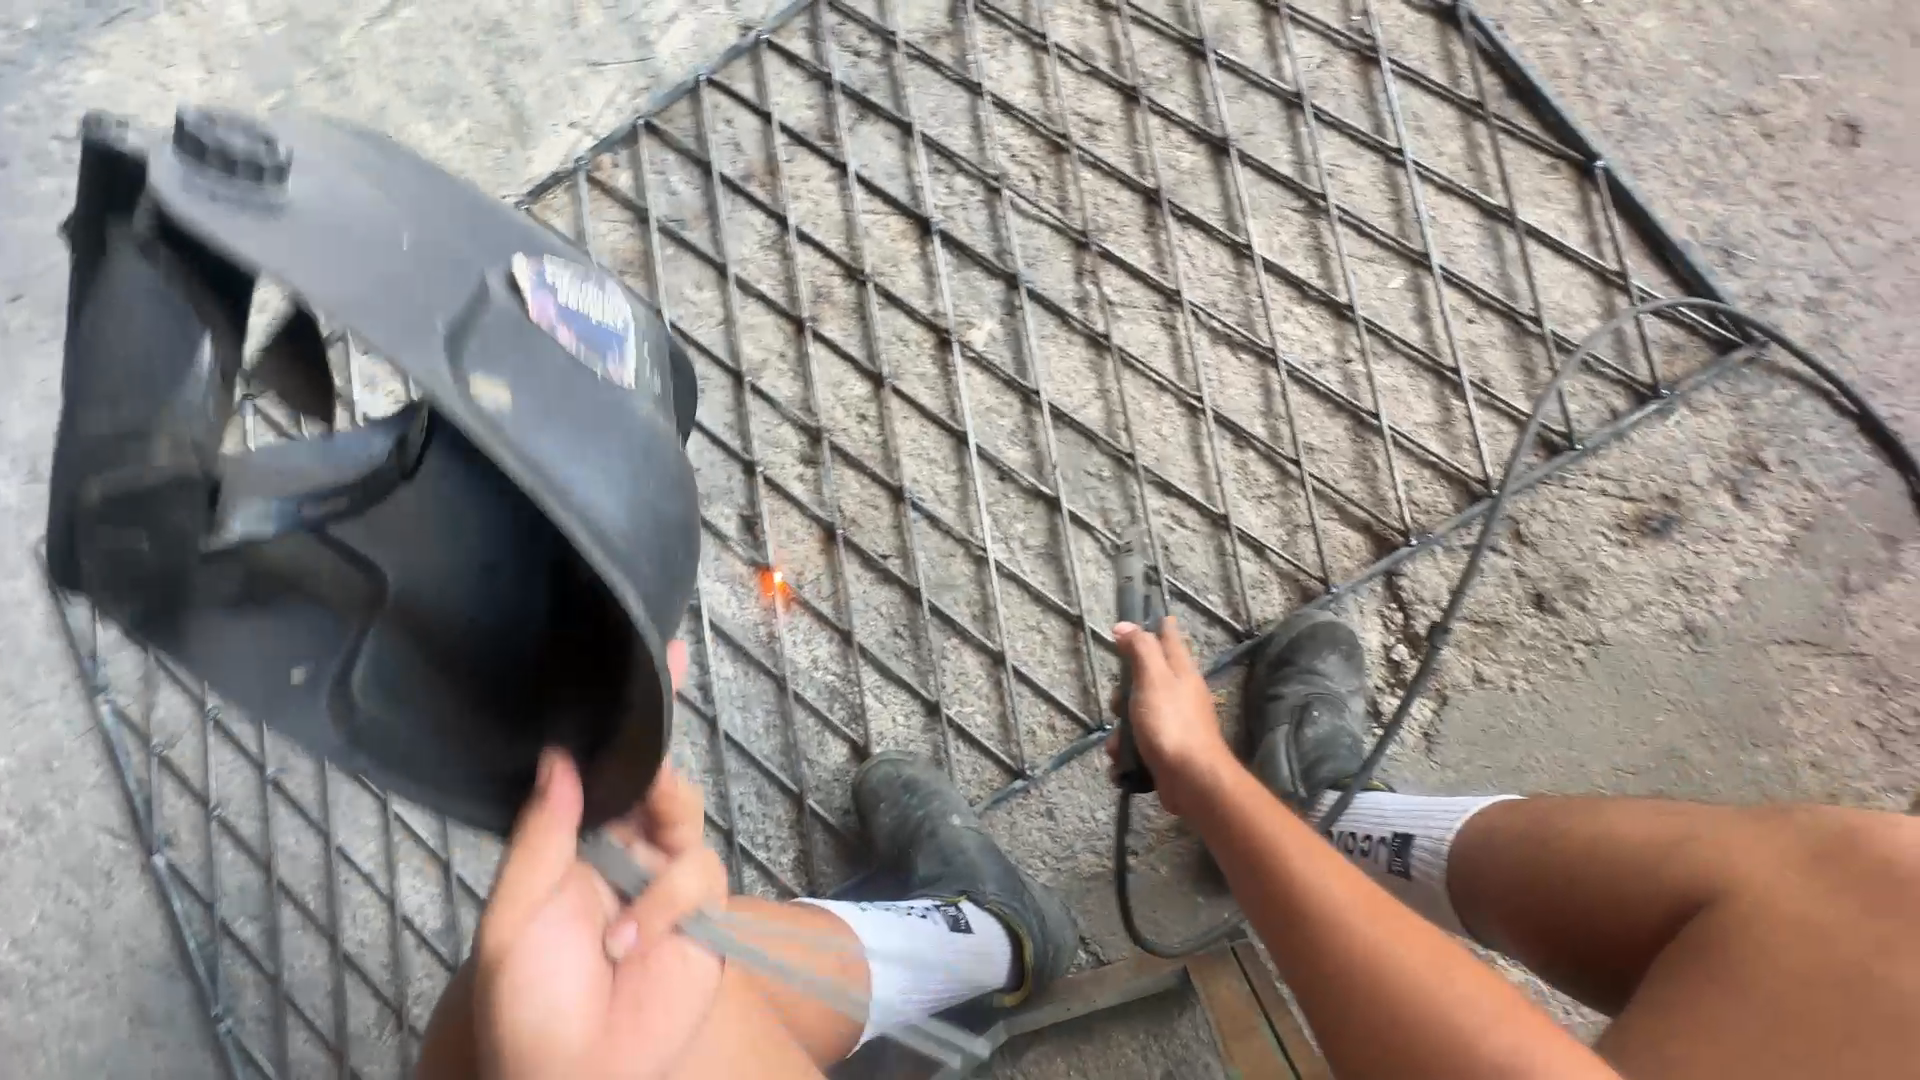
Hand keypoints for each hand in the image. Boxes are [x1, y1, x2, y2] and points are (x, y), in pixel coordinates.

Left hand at [472, 642, 728, 1079]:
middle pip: (653, 778)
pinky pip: (697, 874)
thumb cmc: (530, 1003)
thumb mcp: (514, 922)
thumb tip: (560, 757)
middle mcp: (623, 847)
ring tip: (624, 902)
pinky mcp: (703, 904)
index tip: (650, 661)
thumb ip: (542, 837)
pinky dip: (664, 907)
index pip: (597, 768)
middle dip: (655, 763)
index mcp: (572, 842)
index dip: (622, 721)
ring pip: (685, 814)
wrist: (584, 1077)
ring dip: (656, 846)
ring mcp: (666, 874)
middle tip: (647, 771)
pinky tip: (631, 945)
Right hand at [1106, 618, 1233, 816]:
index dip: (1158, 627)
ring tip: (1119, 744)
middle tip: (1119, 702)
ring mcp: (1174, 724)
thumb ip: (1140, 649)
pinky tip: (1122, 762)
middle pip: (1145, 680)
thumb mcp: (1152, 678)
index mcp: (1181, 672)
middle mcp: (1180, 694)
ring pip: (1137, 715)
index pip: (1170, 639)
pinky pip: (1138, 745)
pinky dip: (1127, 754)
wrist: (1192, 780)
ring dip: (1121, 730)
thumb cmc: (1171, 723)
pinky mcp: (1166, 751)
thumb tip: (1125, 625)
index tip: (1149, 618)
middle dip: (1124, 693)